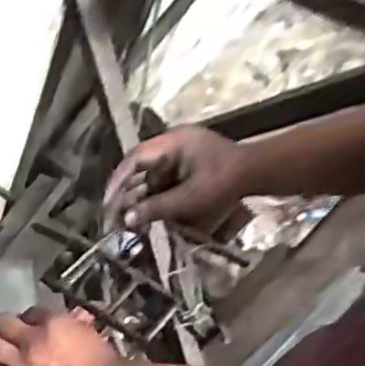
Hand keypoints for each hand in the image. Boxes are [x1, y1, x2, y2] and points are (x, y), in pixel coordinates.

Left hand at [0, 307, 120, 365]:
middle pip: (1, 323)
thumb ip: (73, 321)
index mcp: (51, 322)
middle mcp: (31, 340)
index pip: (29, 312)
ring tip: (2, 354)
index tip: (32, 327)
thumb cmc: (100, 359)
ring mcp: (22, 364)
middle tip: (8, 336)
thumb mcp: (87, 330)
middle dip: (4, 327)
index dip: (29, 319)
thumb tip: (73, 315)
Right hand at [104, 126, 252, 231]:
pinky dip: (149, 200)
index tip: (107, 203)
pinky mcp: (182, 170)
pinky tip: (143, 216)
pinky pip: (158, 184)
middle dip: (124, 195)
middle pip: (137, 169)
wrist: (257, 174)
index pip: (134, 158)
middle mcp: (172, 147)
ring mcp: (177, 157)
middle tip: (113, 218)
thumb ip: (156, 208)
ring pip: (146, 179)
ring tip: (127, 222)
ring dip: (136, 200)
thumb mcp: (189, 199)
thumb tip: (126, 220)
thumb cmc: (225, 182)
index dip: (117, 181)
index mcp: (173, 144)